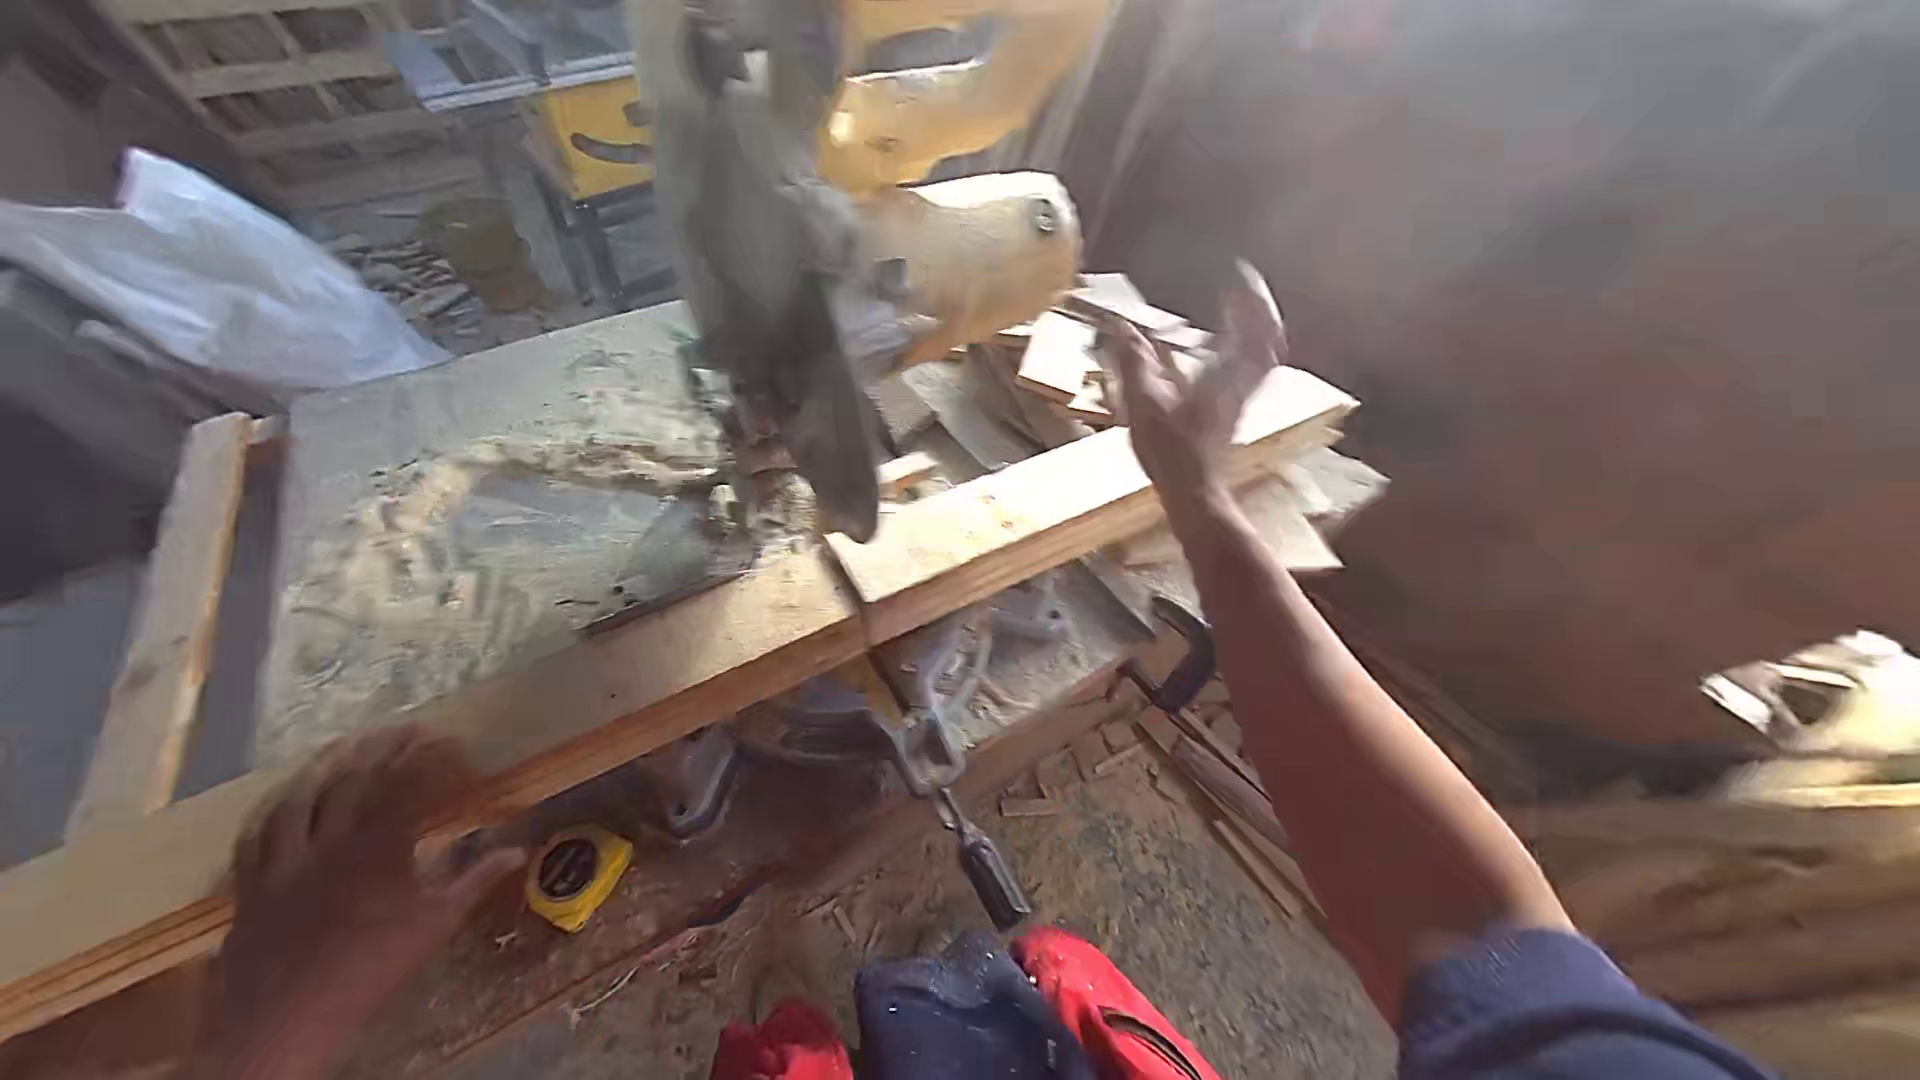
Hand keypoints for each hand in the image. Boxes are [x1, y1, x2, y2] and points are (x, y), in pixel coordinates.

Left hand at [206, 726, 525, 1079]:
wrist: (283, 1025)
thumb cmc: (372, 969)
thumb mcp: (436, 923)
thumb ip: (477, 880)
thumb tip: (521, 850)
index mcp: (376, 851)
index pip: (403, 785)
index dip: (424, 756)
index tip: (446, 739)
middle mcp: (327, 847)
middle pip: (350, 781)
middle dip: (380, 748)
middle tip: (405, 728)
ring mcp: (282, 865)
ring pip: (298, 799)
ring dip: (325, 765)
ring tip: (347, 743)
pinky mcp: (251, 886)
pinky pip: (255, 835)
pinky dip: (276, 806)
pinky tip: (289, 795)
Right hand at [1100, 260, 1286, 511]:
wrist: (1192, 493)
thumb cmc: (1171, 452)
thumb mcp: (1144, 403)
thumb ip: (1132, 362)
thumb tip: (1118, 327)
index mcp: (1225, 375)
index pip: (1255, 327)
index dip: (1251, 298)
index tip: (1236, 274)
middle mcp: (1241, 385)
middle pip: (1267, 340)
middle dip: (1256, 311)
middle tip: (1237, 292)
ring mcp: (1240, 401)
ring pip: (1261, 359)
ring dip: (1252, 332)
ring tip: (1233, 316)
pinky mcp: (1231, 416)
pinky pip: (1249, 375)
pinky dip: (1241, 356)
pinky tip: (1217, 358)